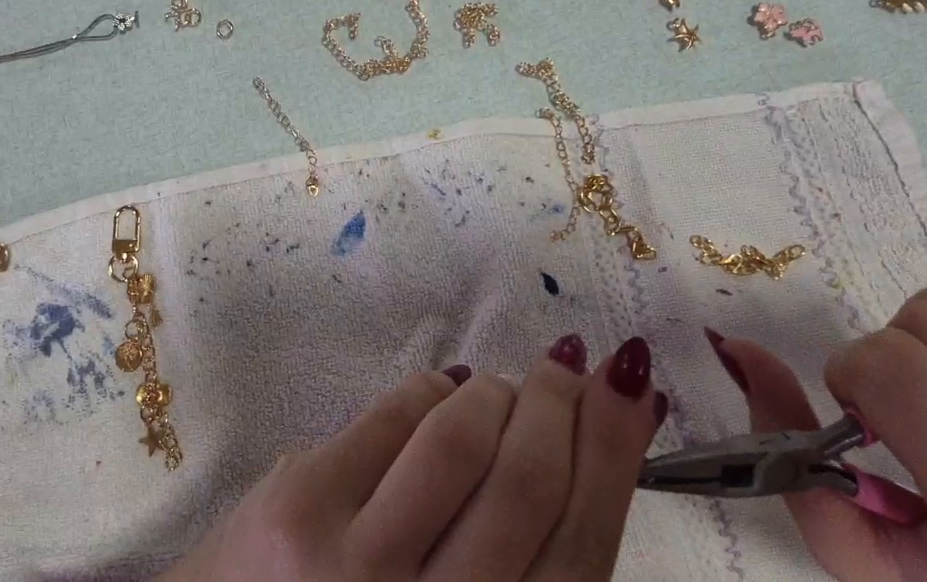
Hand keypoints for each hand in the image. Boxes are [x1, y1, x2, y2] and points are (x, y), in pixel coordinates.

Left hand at [161, 334, 665, 581]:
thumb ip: (523, 546)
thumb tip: (591, 427)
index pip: (581, 543)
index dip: (614, 448)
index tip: (628, 384)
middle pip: (528, 483)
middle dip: (560, 404)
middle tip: (567, 365)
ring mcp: (355, 565)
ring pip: (460, 440)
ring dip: (497, 393)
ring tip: (506, 386)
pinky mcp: (298, 508)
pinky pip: (392, 416)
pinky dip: (431, 389)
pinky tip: (443, 391)